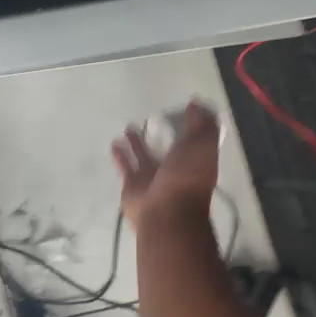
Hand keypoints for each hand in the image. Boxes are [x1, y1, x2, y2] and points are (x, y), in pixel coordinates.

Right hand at [112, 100, 221, 227]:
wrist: (165, 212)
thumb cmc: (186, 177)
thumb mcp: (200, 146)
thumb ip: (200, 125)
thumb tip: (197, 104)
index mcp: (194, 162)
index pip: (193, 141)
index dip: (190, 126)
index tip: (182, 109)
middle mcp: (175, 170)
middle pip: (167, 149)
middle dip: (161, 134)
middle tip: (152, 117)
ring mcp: (152, 178)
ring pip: (144, 156)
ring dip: (137, 143)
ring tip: (129, 127)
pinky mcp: (133, 184)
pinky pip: (125, 165)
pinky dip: (120, 155)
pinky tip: (115, 142)